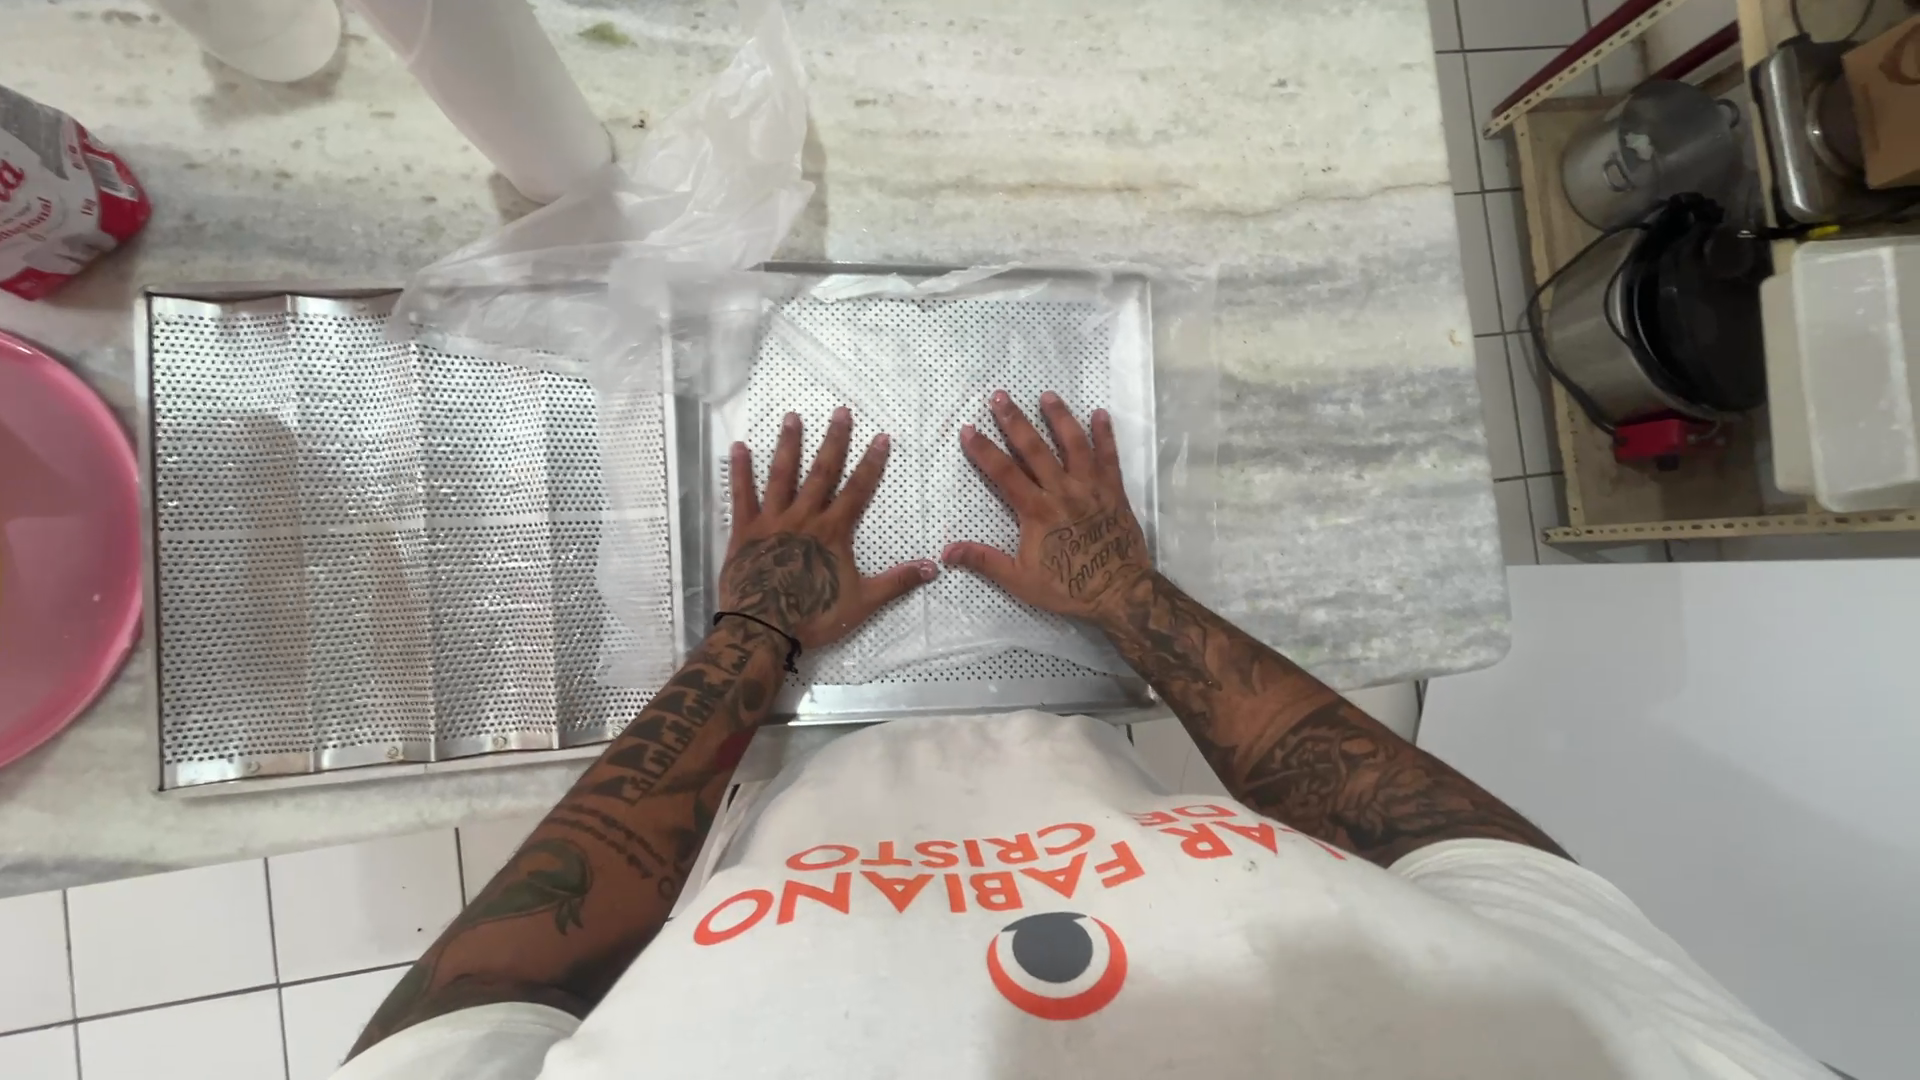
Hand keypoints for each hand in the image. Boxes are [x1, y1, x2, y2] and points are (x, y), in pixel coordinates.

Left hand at [720, 407, 937, 649]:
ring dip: (789, 445)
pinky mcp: (744, 531)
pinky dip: (740, 472)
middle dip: (834, 441)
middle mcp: (804, 516)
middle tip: (840, 412)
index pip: (858, 489)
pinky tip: (738, 448)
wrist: (762, 627)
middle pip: (822, 472)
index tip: (881, 437)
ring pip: (782, 475)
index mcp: (833, 530)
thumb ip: (897, 582)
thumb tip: (933, 568)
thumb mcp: (863, 601)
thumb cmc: (814, 614)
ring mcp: (772, 520)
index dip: (871, 463)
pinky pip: (741, 496)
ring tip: (792, 417)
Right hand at [941, 391, 1151, 624]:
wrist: (1119, 592)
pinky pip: (1110, 458)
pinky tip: (1100, 414)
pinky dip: (1105, 435)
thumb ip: (985, 561)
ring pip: (1074, 444)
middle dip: (1015, 421)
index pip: (1005, 473)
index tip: (969, 430)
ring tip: (1047, 395)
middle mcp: (1063, 491)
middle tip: (1000, 396)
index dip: (984, 450)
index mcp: (1037, 511)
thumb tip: (946, 552)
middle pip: (1035, 449)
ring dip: (1059, 418)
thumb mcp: (1019, 580)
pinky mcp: (1114, 491)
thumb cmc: (1067, 588)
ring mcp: (1091, 488)